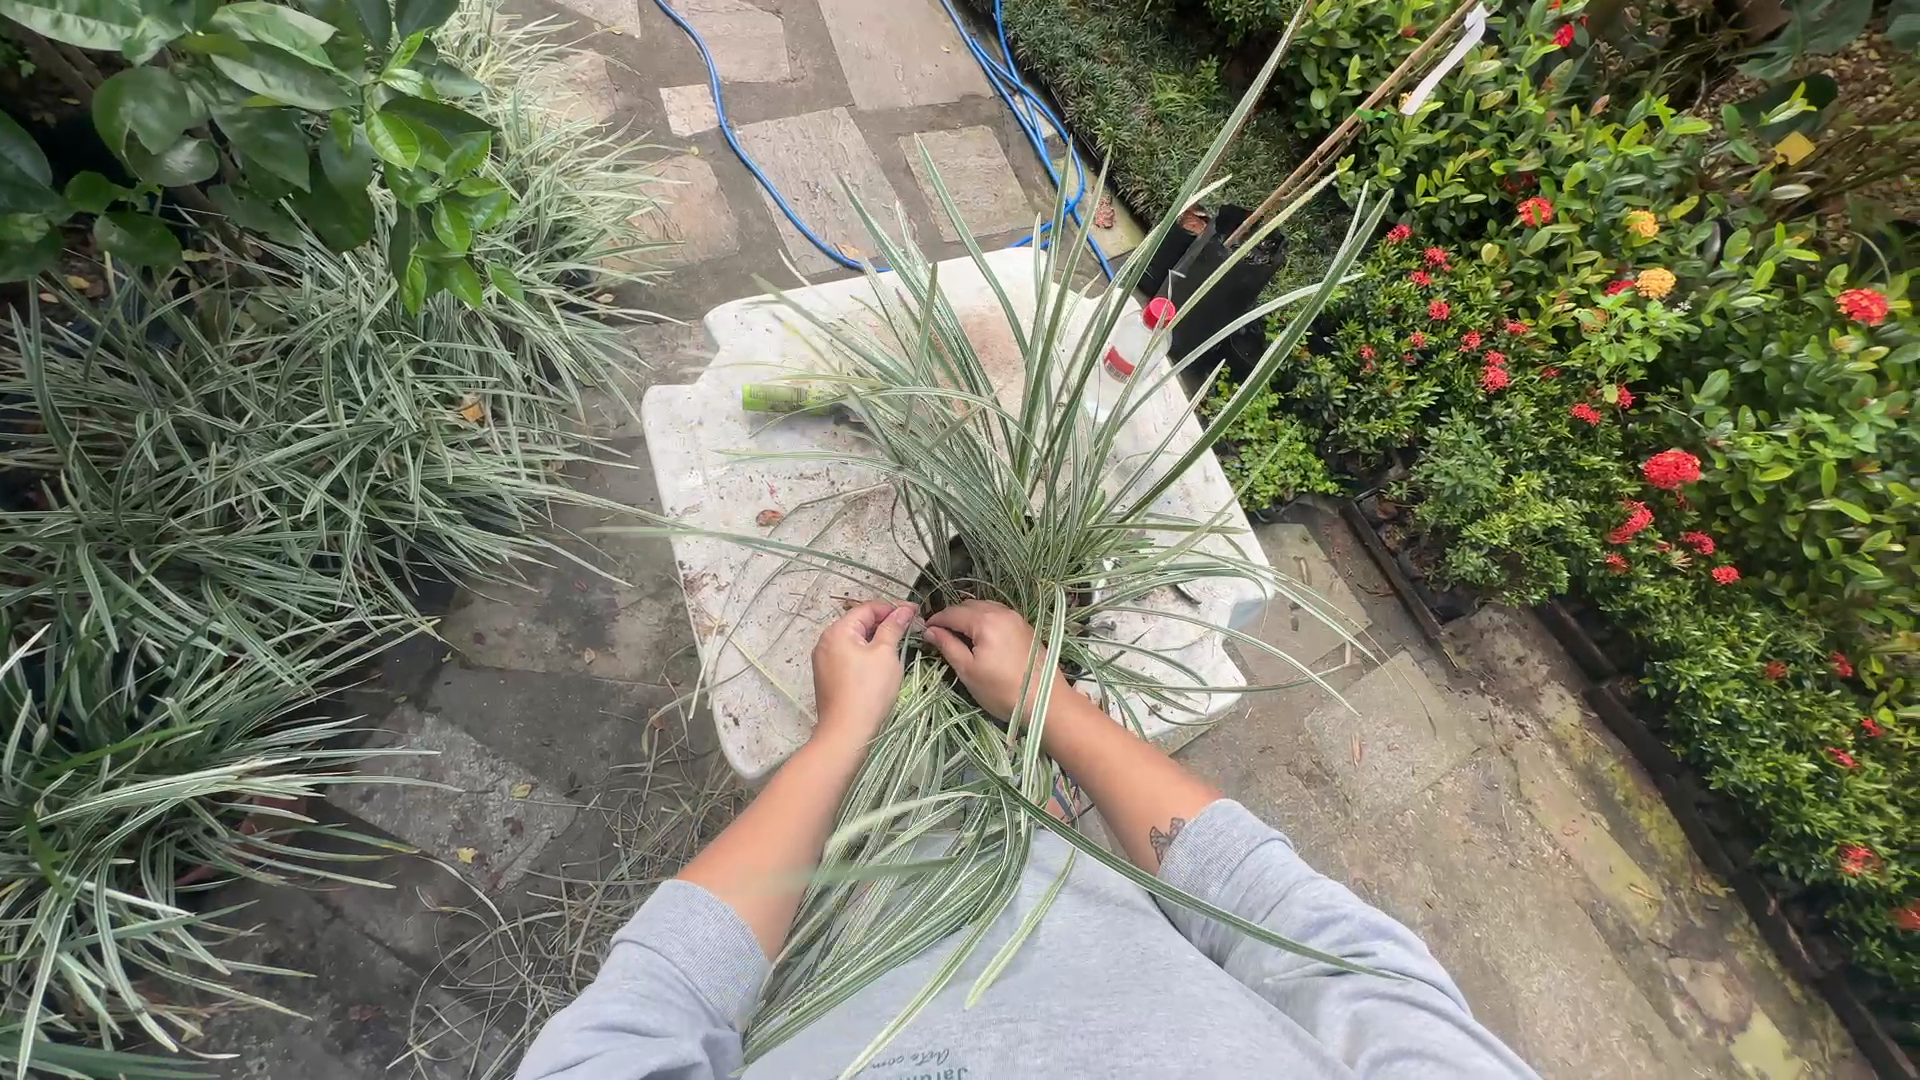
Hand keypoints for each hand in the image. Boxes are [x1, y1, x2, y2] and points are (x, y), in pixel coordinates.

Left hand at [810, 601, 916, 751]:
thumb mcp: (886, 654)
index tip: (915, 612)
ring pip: (855, 640)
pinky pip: (849, 656)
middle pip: (859, 623)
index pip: (867, 609)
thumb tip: (903, 610)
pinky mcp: (828, 677)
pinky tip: (881, 662)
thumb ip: (893, 627)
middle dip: (885, 623)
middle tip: (910, 627)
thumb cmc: (868, 690)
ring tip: (899, 643)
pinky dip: (866, 654)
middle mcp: (825, 642)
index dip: (893, 607)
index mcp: (837, 631)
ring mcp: (824, 661)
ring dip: (876, 639)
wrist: (847, 732)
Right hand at [922, 600, 1071, 723]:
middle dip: (952, 616)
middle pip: (969, 605)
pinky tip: (981, 635)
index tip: (924, 630)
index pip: (953, 613)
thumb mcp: (968, 671)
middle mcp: (1001, 612)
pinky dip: (985, 619)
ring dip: (969, 616)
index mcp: (985, 621)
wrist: (1045, 701)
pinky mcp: (1025, 626)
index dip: (936, 620)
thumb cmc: (1002, 691)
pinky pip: (999, 614)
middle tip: (940, 633)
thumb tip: (930, 631)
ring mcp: (1016, 618)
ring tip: (959, 634)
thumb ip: (948, 646)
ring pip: (985, 607)